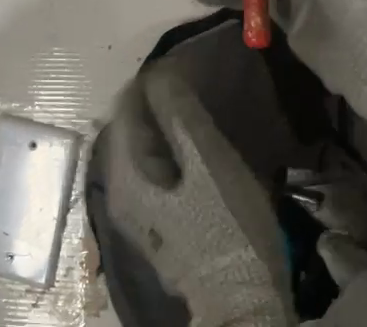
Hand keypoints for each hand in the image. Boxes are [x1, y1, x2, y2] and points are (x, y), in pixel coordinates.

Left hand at [101, 59, 366, 326]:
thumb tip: (160, 70)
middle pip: (131, 126)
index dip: (150, 79)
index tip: (181, 64)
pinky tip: (198, 144)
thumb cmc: (227, 230)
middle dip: (156, 99)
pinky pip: (158, 168)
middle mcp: (122, 191)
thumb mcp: (207, 163)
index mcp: (126, 173)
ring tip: (197, 105)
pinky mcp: (161, 222)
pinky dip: (173, 147)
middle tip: (191, 80)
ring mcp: (140, 210)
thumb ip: (180, 115)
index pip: (125, 105)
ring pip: (145, 148)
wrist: (245, 305)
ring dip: (166, 123)